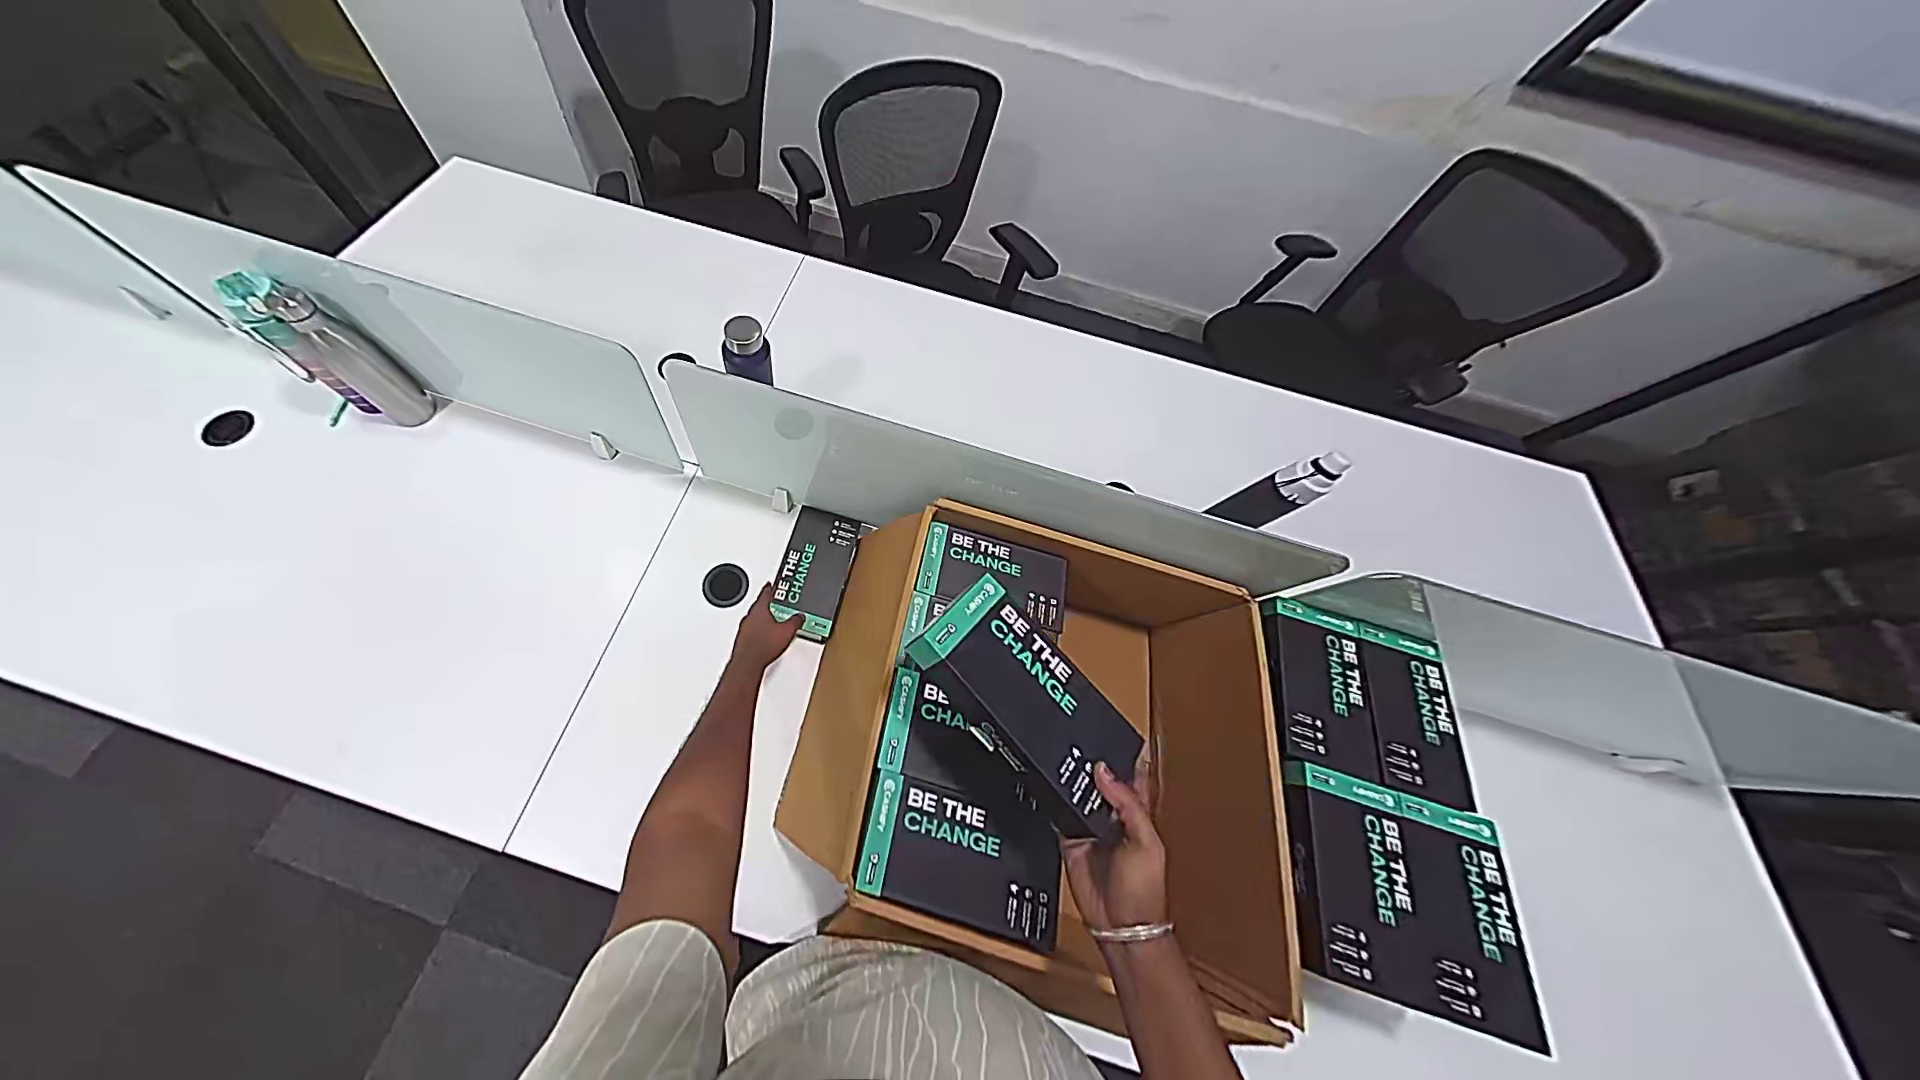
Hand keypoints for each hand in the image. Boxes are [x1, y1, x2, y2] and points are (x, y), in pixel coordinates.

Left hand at [730, 583, 802, 670]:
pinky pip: (753, 630)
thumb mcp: (788, 630)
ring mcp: (745, 628)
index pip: (765, 593)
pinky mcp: (743, 640)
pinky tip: (767, 637)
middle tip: (778, 604)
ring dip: (765, 618)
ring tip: (775, 622)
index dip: (770, 588)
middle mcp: (750, 616)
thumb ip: (795, 620)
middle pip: (760, 605)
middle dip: (769, 605)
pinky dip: (760, 630)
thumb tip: (799, 616)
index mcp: (760, 609)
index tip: (772, 584)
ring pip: (755, 618)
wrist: (749, 663)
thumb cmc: (764, 645)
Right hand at [1061, 751, 1165, 931]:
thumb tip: (1103, 772)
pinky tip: (1050, 788)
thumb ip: (1127, 805)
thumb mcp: (1145, 842)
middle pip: (1101, 783)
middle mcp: (1113, 818)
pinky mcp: (1071, 840)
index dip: (1125, 759)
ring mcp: (1091, 829)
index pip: (1132, 778)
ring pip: (1080, 796)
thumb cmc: (1145, 890)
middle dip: (1092, 765)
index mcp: (1138, 815)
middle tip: (1079, 742)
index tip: (1113, 736)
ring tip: (1063, 758)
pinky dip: (1055, 803)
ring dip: (1073, 781)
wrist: (1121, 926)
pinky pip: (1060, 816)